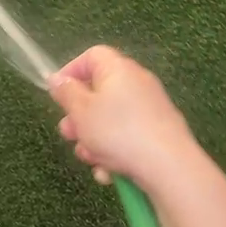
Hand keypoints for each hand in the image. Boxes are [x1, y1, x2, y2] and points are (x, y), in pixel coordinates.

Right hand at [48, 46, 199, 189]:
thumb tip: (58, 79)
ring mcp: (149, 109)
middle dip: (78, 116)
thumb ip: (65, 92)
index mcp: (119, 70)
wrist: (168, 166)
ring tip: (90, 158)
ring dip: (92, 139)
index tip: (57, 93)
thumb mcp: (80, 110)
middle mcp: (137, 84)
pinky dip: (112, 152)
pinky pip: (125, 136)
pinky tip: (108, 171)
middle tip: (70, 134)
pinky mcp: (156, 133)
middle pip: (97, 92)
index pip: (92, 56)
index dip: (70, 71)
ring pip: (108, 119)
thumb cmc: (117, 132)